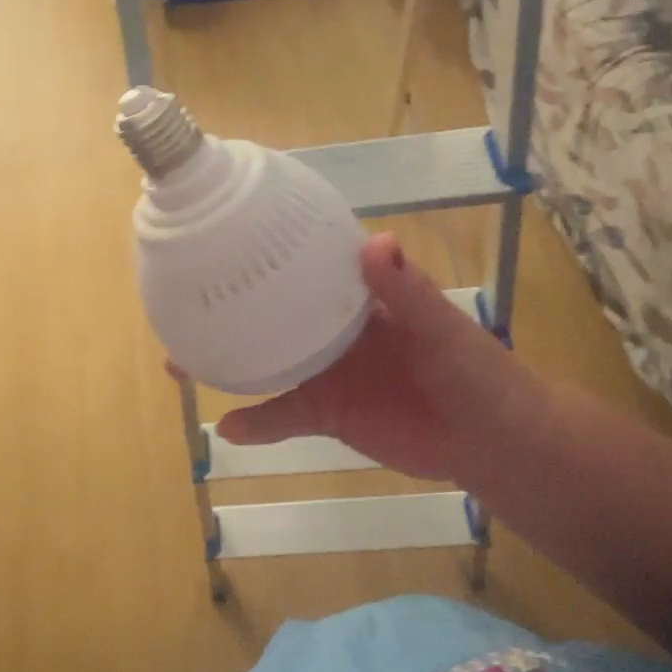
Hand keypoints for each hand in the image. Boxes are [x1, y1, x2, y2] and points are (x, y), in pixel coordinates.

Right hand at [211, 233, 520, 480]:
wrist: (492, 441)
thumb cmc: (474, 370)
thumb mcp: (441, 327)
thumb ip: (407, 290)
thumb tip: (376, 242)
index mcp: (356, 291)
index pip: (303, 259)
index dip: (266, 246)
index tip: (221, 230)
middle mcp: (331, 324)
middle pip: (270, 308)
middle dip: (229, 303)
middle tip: (180, 298)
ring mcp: (325, 368)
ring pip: (265, 360)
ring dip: (226, 360)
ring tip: (179, 360)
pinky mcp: (327, 412)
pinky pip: (283, 416)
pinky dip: (257, 423)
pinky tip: (225, 429)